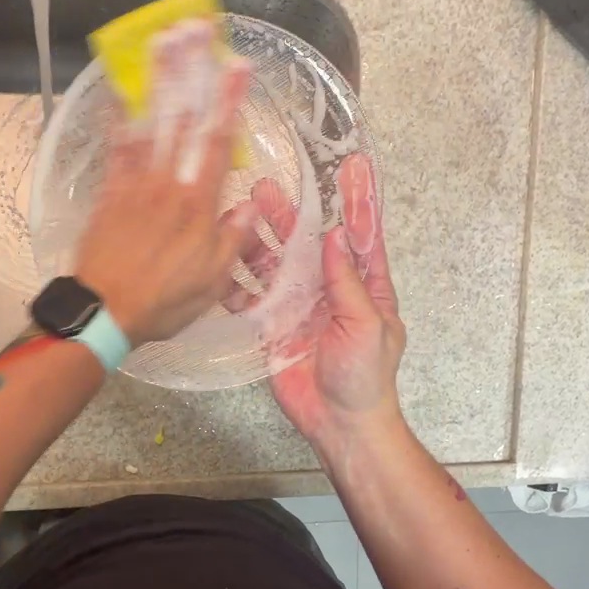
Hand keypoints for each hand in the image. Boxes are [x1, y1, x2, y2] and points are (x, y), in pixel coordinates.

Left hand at [71, 22, 258, 345]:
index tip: (238, 66)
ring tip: (164, 42)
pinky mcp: (107, 196)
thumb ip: (232, 242)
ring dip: (158, 81)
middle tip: (196, 30)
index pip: (218, 145)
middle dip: (191, 73)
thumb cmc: (162, 302)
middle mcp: (167, 186)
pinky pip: (114, 150)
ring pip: (150, 125)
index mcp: (197, 207)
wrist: (104, 312)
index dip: (229, 103)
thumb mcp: (211, 283)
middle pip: (182, 122)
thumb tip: (250, 207)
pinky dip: (118, 120)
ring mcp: (133, 187)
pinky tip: (120, 92)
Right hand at [245, 153, 406, 456]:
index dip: (356, 201)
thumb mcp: (368, 325)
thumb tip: (335, 237)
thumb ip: (349, 282)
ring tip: (237, 215)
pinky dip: (236, 283)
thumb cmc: (366, 377)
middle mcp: (327, 290)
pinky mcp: (272, 328)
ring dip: (257, 242)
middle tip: (265, 189)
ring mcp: (297, 308)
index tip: (352, 166)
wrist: (339, 422)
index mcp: (362, 285)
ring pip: (274, 267)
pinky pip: (251, 300)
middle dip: (288, 216)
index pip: (359, 235)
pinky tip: (220, 263)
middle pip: (306, 244)